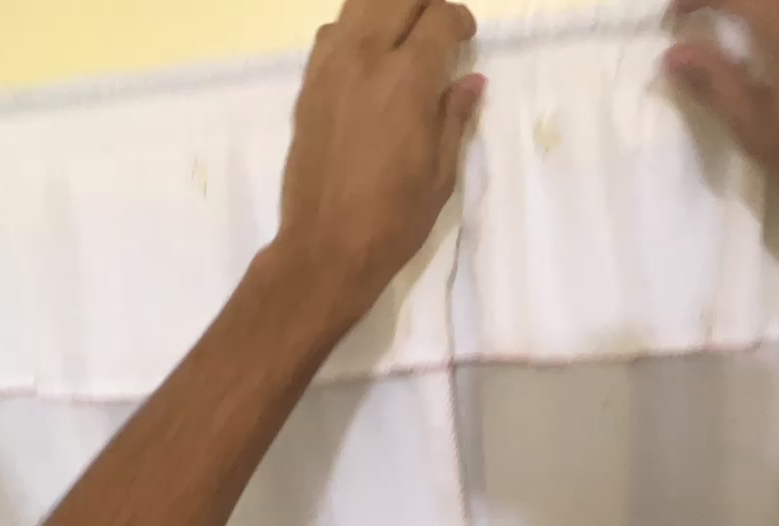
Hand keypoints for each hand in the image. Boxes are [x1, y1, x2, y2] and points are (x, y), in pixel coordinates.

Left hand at [277, 0, 484, 300]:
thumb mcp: (439, 176)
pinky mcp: (307, 88)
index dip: (459, 21)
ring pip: (359, 5)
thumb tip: (471, 81)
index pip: (440, 19)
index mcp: (408, 80)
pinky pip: (330, 34)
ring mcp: (330, 69)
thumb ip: (454, 119)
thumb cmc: (392, 222)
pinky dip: (352, 30)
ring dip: (387, 9)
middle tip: (437, 25)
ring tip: (401, 33)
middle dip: (425, 3)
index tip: (465, 37)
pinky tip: (365, 57)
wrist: (327, 248)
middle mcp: (366, 58)